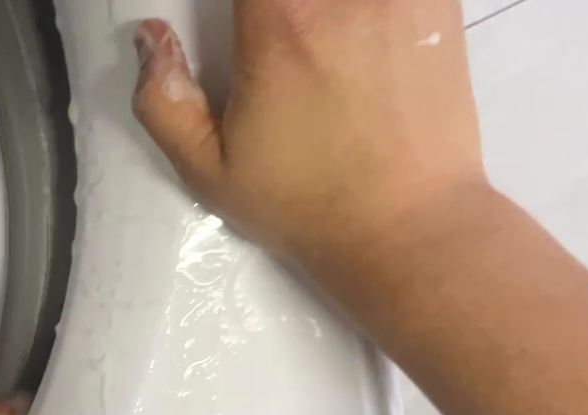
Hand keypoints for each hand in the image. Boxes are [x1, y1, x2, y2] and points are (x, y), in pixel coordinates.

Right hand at [131, 0, 487, 273]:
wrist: (398, 220)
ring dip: (309, 8)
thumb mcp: (206, 170)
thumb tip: (150, 36)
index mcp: (279, 24)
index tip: (219, 15)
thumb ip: (165, 101)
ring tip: (299, 33)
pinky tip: (349, 31)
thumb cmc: (297, 201)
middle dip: (266, 3)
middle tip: (255, 28)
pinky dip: (362, 6)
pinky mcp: (437, 0)